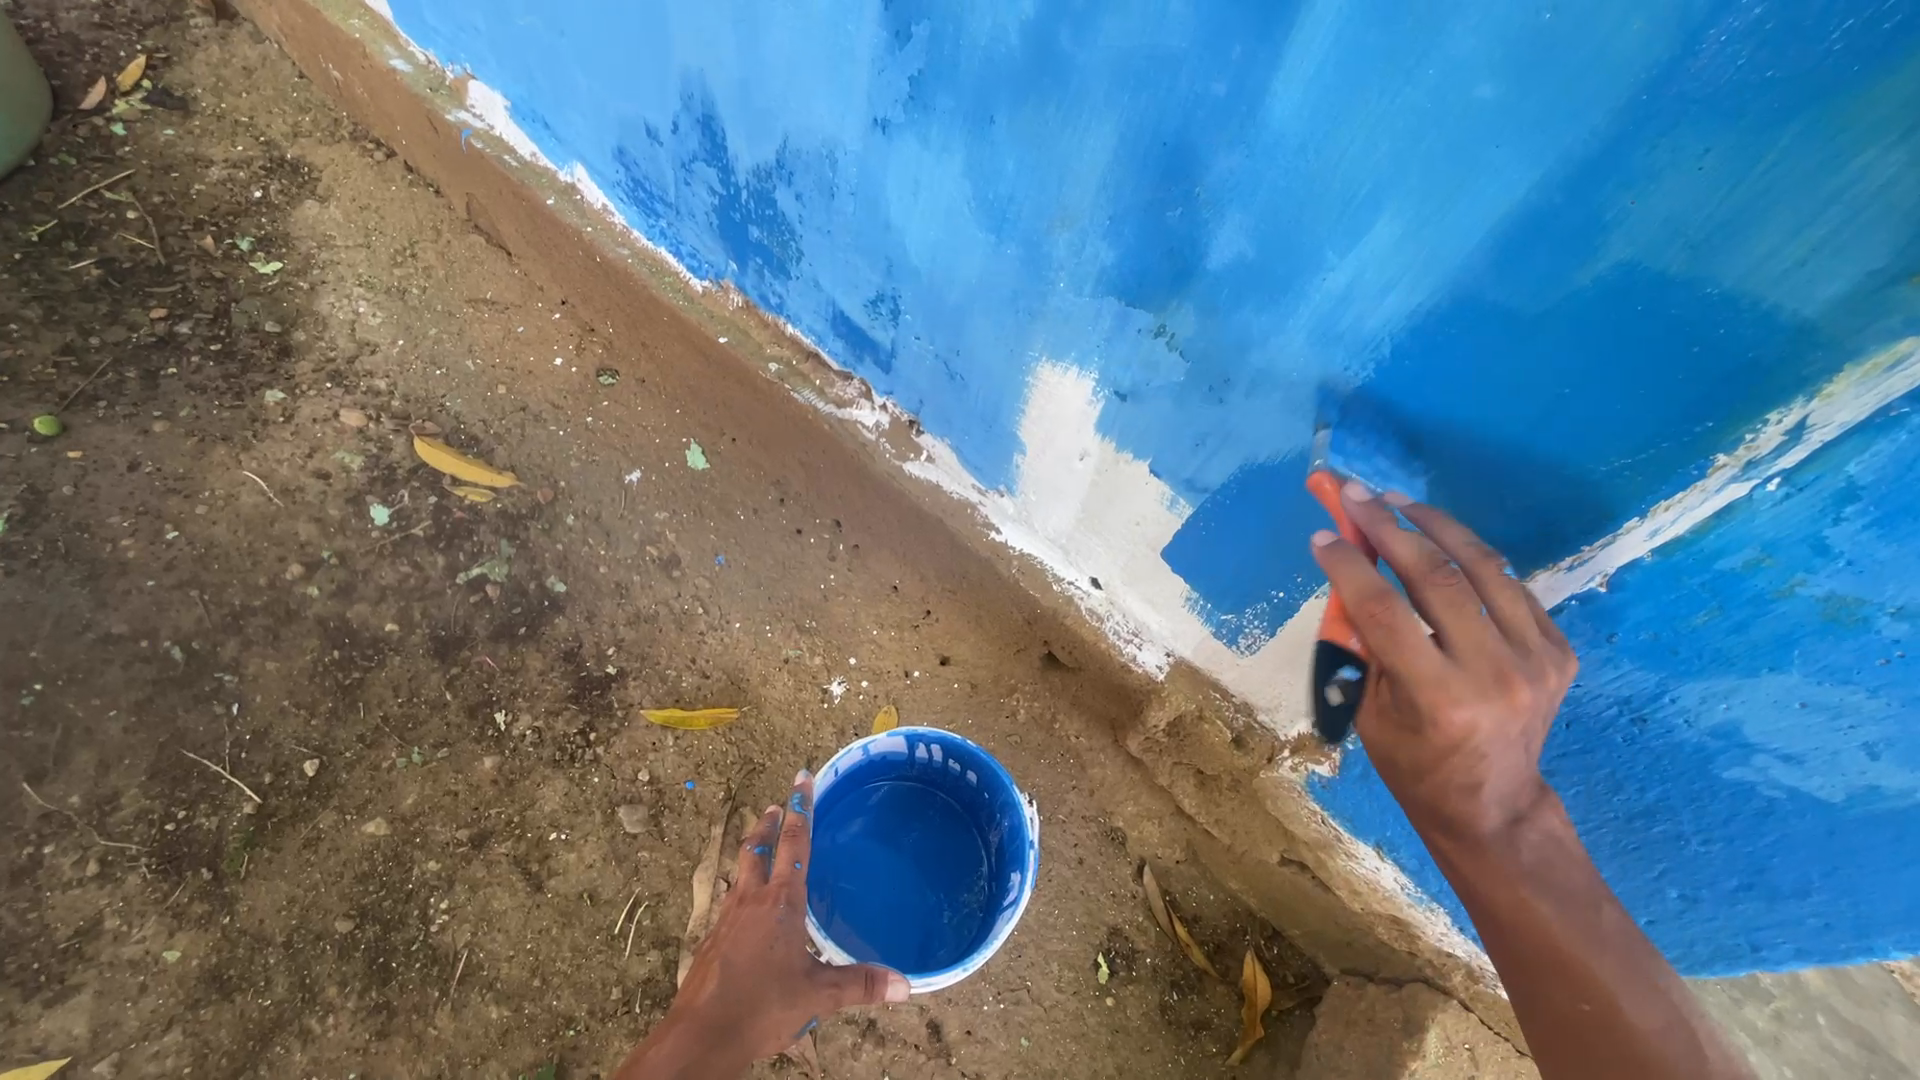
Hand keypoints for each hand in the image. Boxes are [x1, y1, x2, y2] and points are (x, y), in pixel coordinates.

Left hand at [614, 772, 909, 1079]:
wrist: (700, 1036)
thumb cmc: (762, 1006)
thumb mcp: (818, 995)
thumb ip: (860, 985)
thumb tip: (906, 985)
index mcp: (781, 902)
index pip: (794, 843)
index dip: (801, 809)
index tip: (802, 779)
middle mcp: (752, 899)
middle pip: (758, 847)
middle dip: (768, 822)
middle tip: (777, 803)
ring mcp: (728, 918)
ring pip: (741, 870)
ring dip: (752, 849)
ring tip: (759, 840)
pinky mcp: (713, 939)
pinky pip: (731, 898)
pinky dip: (742, 885)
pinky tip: (746, 903)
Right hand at [1309, 481, 1577, 843]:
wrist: (1492, 803)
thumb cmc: (1412, 763)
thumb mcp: (1368, 710)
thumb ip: (1364, 644)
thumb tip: (1350, 577)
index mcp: (1437, 696)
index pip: (1384, 610)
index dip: (1348, 565)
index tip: (1322, 535)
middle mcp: (1494, 671)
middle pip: (1437, 577)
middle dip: (1389, 526)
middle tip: (1356, 494)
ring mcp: (1536, 659)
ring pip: (1483, 568)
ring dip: (1436, 526)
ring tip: (1399, 501)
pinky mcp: (1559, 651)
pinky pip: (1510, 586)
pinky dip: (1471, 557)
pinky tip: (1441, 541)